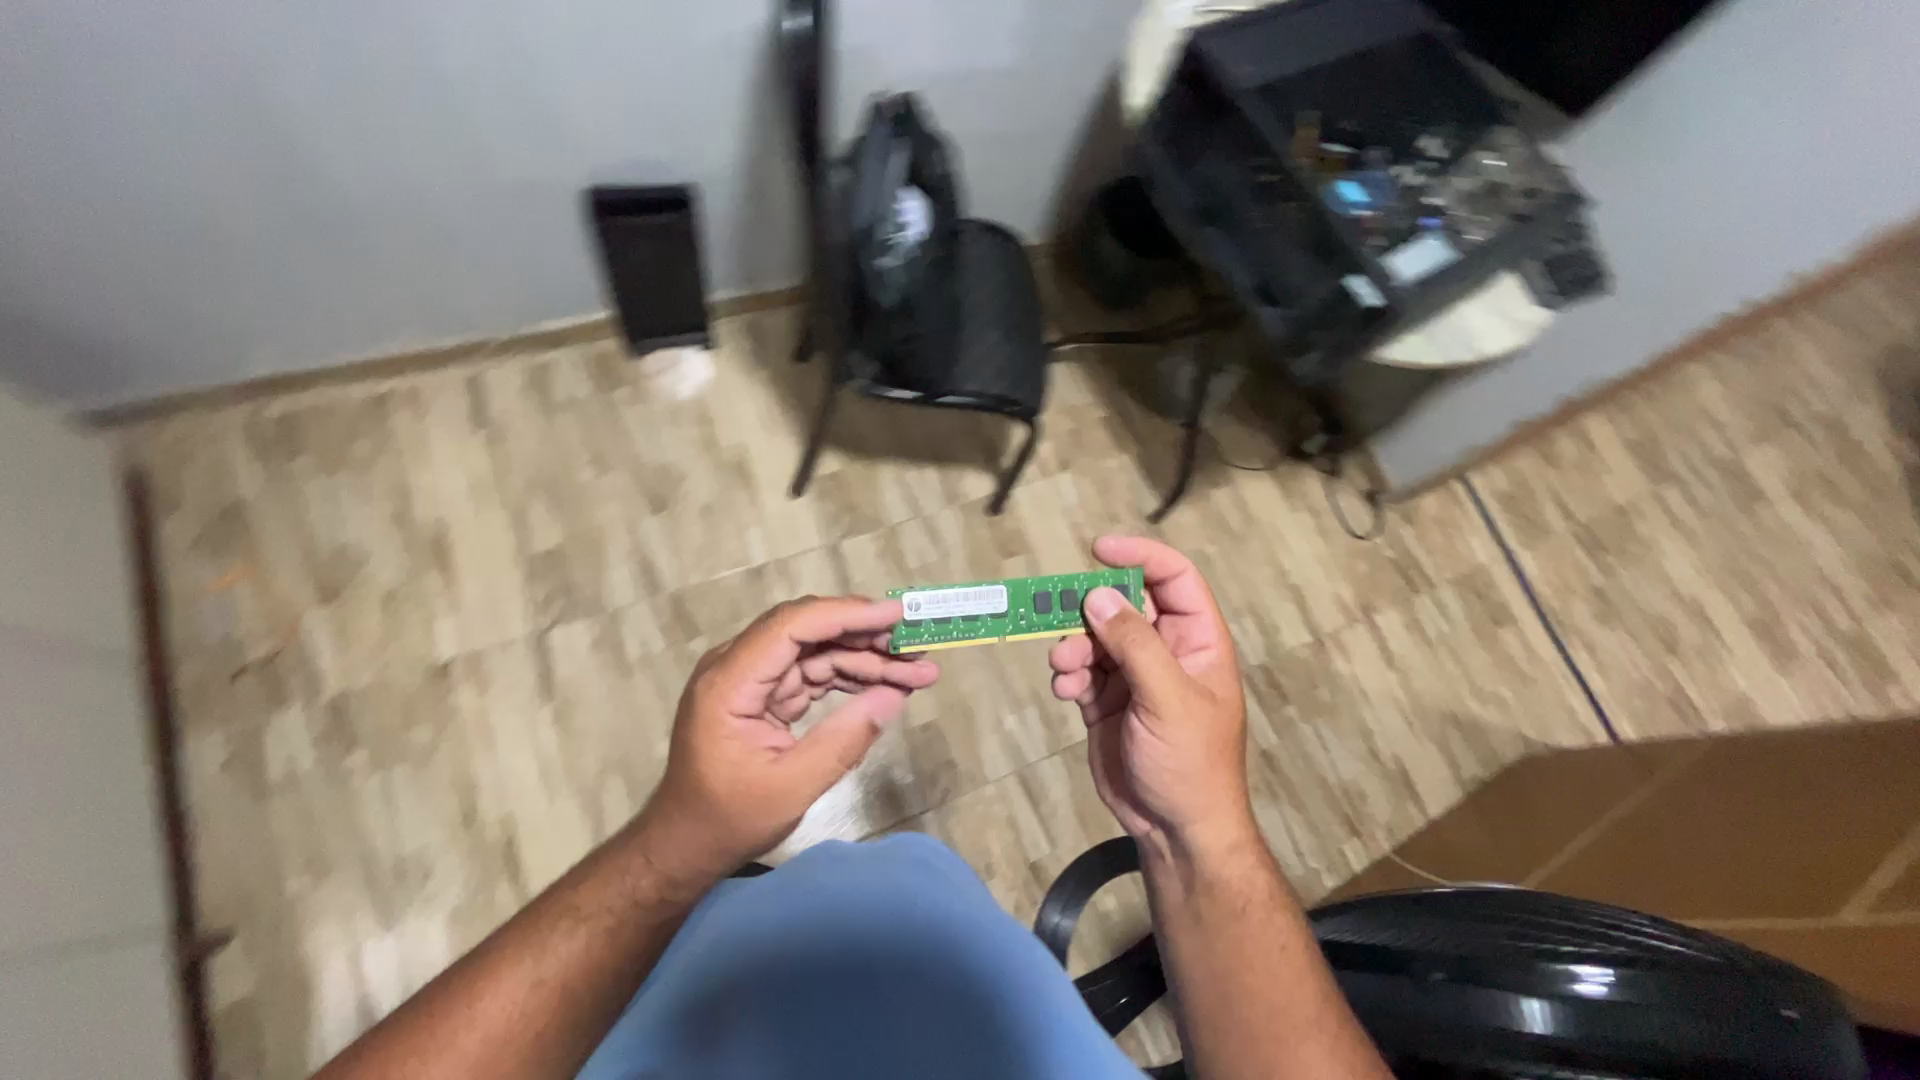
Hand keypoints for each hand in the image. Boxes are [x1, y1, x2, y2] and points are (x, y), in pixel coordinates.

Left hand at [633, 596, 938, 895]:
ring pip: (817, 650)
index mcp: (731, 681)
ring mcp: (752, 678)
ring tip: (918, 673)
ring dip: (866, 659)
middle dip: (866, 636)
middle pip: (809, 631)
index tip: (896, 617)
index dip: (847, 615)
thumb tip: (894, 697)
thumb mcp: (791, 787)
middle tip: (919, 649)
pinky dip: (851, 677)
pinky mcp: (765, 692)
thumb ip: (844, 740)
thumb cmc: (729, 818)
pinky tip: (888, 686)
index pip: (792, 626)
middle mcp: (738, 666)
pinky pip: (814, 672)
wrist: (686, 843)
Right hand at [1048, 537, 1252, 854]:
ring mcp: (1133, 677)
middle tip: (1064, 620)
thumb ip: (1135, 644)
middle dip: (1090, 610)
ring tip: (1066, 670)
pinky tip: (1066, 694)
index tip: (1099, 549)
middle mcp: (1164, 651)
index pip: (1174, 579)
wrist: (1174, 829)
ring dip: (1073, 647)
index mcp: (1196, 641)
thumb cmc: (1190, 762)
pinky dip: (1068, 676)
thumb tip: (1098, 596)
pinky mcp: (1106, 702)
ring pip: (1094, 638)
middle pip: (1123, 605)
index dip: (1141, 555)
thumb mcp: (1169, 699)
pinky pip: (1080, 671)